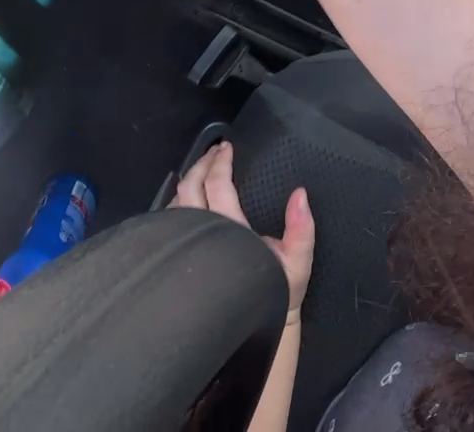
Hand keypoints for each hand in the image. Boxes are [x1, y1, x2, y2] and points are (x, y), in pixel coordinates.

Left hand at [169, 142, 314, 321]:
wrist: (253, 325)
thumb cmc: (276, 291)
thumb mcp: (297, 262)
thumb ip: (301, 229)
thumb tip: (300, 194)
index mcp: (229, 231)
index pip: (217, 185)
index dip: (220, 163)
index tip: (227, 148)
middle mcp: (201, 234)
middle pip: (191, 185)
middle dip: (202, 163)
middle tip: (215, 150)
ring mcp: (186, 243)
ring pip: (177, 200)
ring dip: (190, 178)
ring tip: (203, 166)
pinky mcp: (179, 253)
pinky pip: (171, 216)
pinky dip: (180, 198)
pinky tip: (189, 193)